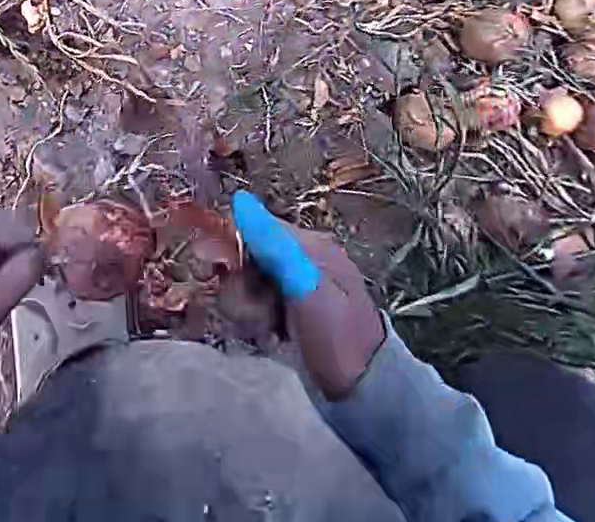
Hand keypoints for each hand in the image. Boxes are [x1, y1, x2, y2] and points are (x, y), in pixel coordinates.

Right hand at [232, 191, 385, 398]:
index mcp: (308, 245)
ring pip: (246, 285)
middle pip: (246, 259)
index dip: (237, 251)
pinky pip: (254, 306)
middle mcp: (300, 260)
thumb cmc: (338, 336)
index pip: (254, 229)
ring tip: (267, 331)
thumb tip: (240, 199)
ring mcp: (294, 287)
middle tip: (259, 315)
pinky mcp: (288, 313)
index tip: (230, 277)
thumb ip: (273, 244)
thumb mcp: (305, 286)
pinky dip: (254, 322)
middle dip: (243, 289)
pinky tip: (269, 338)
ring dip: (247, 309)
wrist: (365, 394)